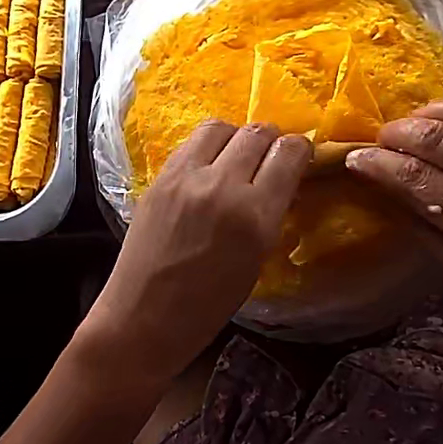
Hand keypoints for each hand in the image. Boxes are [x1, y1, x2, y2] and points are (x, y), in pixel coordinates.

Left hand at [86, 121, 310, 379]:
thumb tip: (280, 181)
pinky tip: (206, 167)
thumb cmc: (207, 305)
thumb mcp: (256, 260)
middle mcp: (221, 186)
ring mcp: (184, 178)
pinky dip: (205, 148)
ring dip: (235, 136)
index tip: (298, 158)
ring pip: (219, 127)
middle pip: (256, 132)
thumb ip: (270, 214)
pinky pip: (189, 144)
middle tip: (268, 157)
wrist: (143, 315)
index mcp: (255, 216)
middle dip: (270, 140)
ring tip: (235, 157)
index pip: (289, 153)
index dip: (299, 150)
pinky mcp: (158, 178)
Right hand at [344, 98, 442, 344]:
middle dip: (396, 133)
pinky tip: (437, 123)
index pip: (416, 177)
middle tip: (375, 140)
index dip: (377, 163)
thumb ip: (417, 221)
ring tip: (404, 127)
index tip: (352, 159)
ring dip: (425, 114)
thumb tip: (377, 186)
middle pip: (438, 137)